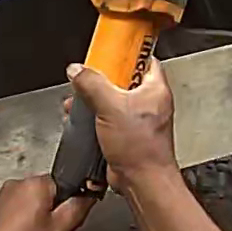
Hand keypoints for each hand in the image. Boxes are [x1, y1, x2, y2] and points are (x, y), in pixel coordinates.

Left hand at [0, 175, 92, 230]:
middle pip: (47, 195)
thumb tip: (87, 194)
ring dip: (37, 221)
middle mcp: (17, 183)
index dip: (71, 205)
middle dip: (53, 215)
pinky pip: (16, 213)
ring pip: (31, 205)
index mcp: (35, 183)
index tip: (69, 223)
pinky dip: (21, 225)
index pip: (64, 184)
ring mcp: (2, 196)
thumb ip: (77, 209)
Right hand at [66, 57, 176, 191]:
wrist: (141, 180)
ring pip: (111, 97)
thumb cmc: (141, 147)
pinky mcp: (125, 132)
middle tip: (87, 77)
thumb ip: (92, 84)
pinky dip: (93, 115)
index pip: (143, 58)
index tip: (108, 50)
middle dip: (100, 78)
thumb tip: (77, 70)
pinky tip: (82, 118)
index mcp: (154, 88)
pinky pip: (106, 115)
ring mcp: (137, 117)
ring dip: (93, 98)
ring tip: (80, 100)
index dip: (126, 53)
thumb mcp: (111, 106)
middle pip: (122, 78)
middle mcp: (148, 101)